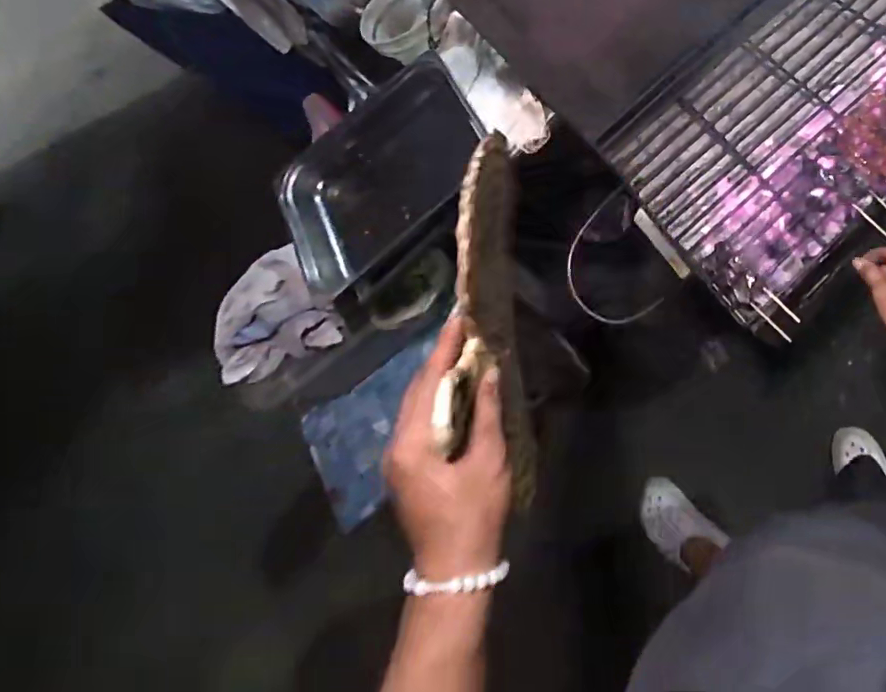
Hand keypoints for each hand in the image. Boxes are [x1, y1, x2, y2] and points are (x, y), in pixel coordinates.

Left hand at [384, 314, 508, 580]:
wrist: (453, 568)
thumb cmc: (474, 514)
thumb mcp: (488, 461)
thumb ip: (486, 412)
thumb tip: (489, 371)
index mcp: (413, 443)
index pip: (429, 382)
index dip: (445, 348)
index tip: (458, 318)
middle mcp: (396, 445)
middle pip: (415, 389)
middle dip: (438, 357)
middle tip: (462, 328)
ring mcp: (396, 457)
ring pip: (414, 404)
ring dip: (436, 376)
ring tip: (460, 349)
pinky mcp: (405, 466)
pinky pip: (416, 418)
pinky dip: (434, 397)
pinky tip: (453, 387)